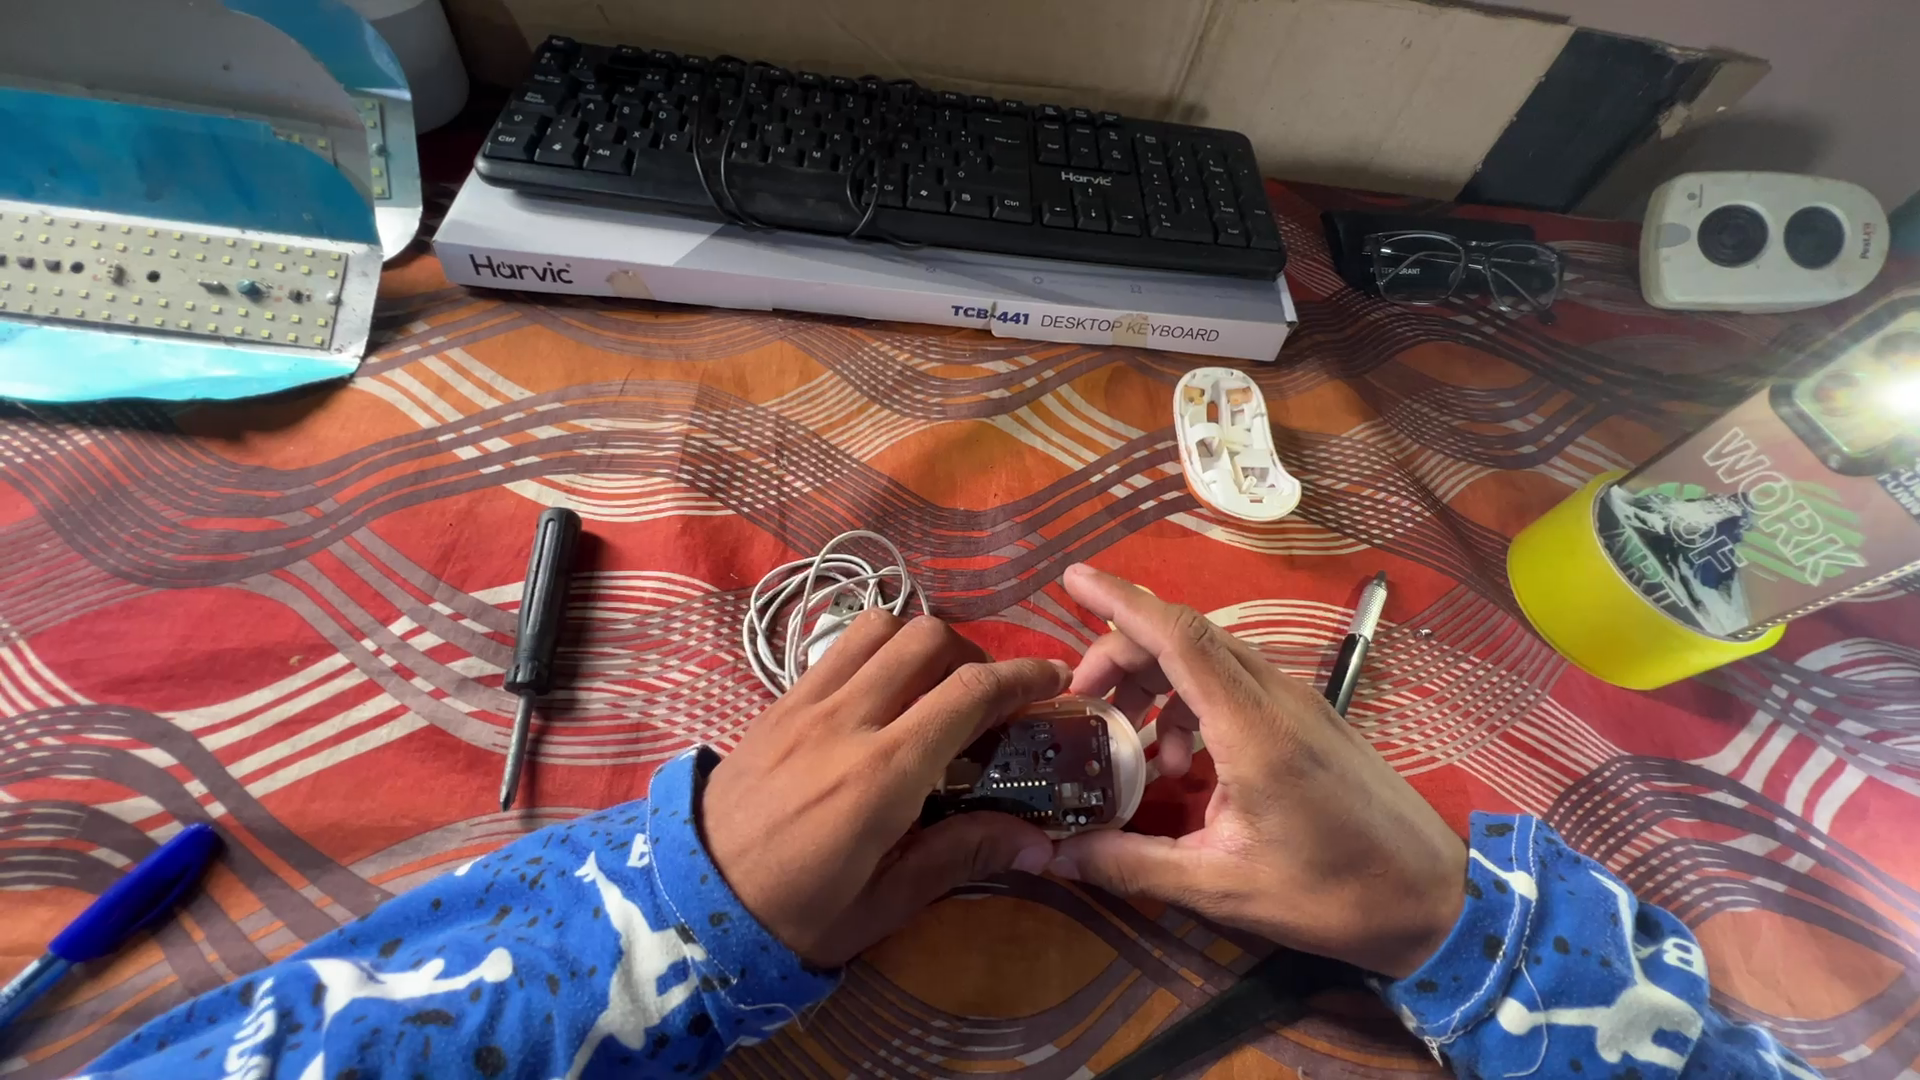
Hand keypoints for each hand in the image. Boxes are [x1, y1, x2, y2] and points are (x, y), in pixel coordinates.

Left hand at [702, 610, 1068, 965]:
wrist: (684, 904)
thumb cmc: (791, 917)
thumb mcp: (881, 905)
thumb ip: (960, 856)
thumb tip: (1038, 841)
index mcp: (879, 776)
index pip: (967, 694)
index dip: (1022, 677)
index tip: (1053, 679)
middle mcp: (845, 720)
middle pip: (927, 639)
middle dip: (974, 654)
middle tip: (986, 696)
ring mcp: (805, 701)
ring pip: (880, 626)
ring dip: (921, 642)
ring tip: (932, 684)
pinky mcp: (778, 698)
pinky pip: (838, 645)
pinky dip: (877, 648)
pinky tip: (881, 690)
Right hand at [1051, 565, 1466, 977]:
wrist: (1440, 899)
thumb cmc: (1335, 894)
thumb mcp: (1226, 888)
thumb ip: (1138, 865)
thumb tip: (1060, 855)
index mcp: (1253, 729)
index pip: (1178, 637)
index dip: (1121, 601)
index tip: (1072, 578)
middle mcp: (1271, 695)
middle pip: (1181, 635)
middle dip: (1120, 653)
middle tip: (1082, 700)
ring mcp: (1290, 697)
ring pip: (1202, 652)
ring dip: (1151, 677)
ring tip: (1127, 738)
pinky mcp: (1299, 711)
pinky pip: (1226, 677)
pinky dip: (1184, 699)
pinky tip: (1178, 758)